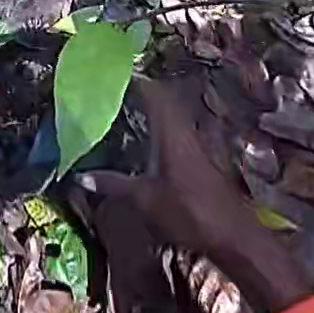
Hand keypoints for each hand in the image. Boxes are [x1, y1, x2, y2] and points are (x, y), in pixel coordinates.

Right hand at [80, 78, 313, 312]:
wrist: (234, 237)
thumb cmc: (188, 211)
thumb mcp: (144, 199)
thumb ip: (112, 184)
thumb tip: (79, 177)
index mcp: (172, 133)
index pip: (155, 95)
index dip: (136, 81)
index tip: (114, 76)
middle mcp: (186, 133)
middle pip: (164, 102)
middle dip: (140, 94)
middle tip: (113, 93)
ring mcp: (197, 147)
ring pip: (171, 118)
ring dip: (151, 112)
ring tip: (123, 113)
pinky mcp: (201, 162)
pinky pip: (176, 133)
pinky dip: (159, 130)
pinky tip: (145, 143)